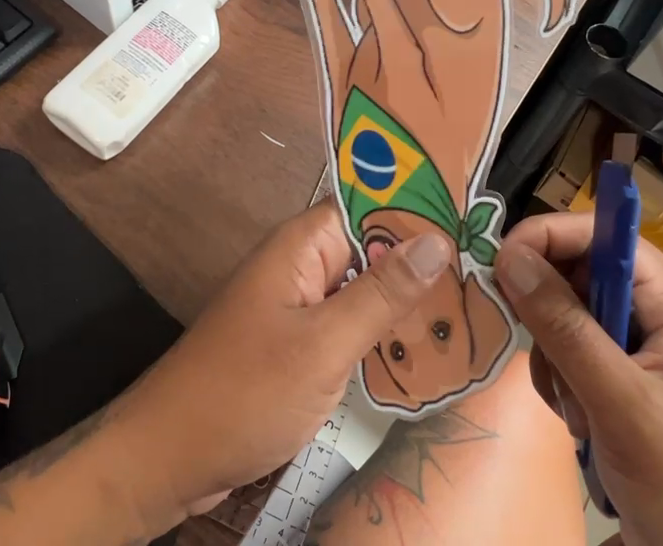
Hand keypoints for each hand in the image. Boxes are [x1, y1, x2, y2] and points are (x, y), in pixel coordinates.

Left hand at [110, 204, 453, 516]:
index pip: (372, 206)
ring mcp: (298, 307)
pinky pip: (348, 325)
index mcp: (302, 246)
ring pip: (365, 291)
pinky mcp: (296, 344)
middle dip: (423, 263)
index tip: (480, 226)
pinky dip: (383, 336)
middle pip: (373, 249)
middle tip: (491, 280)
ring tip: (477, 314)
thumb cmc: (246, 390)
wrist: (172, 456)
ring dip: (408, 304)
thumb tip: (438, 238)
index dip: (422, 211)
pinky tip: (429, 353)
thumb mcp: (324, 343)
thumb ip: (382, 292)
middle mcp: (300, 266)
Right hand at [495, 214, 662, 545]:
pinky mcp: (622, 375)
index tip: (499, 265)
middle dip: (551, 319)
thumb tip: (509, 256)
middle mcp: (660, 311)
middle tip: (550, 365)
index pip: (604, 237)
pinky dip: (559, 383)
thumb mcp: (622, 405)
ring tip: (578, 414)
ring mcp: (640, 344)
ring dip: (555, 361)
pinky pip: (567, 352)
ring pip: (564, 315)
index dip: (550, 238)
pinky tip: (580, 423)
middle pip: (577, 274)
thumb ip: (564, 328)